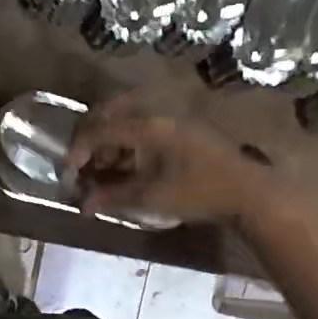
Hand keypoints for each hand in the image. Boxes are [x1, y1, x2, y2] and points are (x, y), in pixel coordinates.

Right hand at [63, 92, 279, 223]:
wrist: (248, 192)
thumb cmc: (200, 193)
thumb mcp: (152, 197)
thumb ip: (114, 197)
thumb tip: (83, 206)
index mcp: (150, 125)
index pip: (101, 129)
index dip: (79, 150)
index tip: (69, 173)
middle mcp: (159, 112)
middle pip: (112, 114)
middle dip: (92, 139)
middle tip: (83, 165)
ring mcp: (174, 118)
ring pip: (129, 119)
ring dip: (110, 142)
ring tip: (104, 171)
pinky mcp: (184, 128)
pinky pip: (146, 127)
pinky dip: (129, 143)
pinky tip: (128, 167)